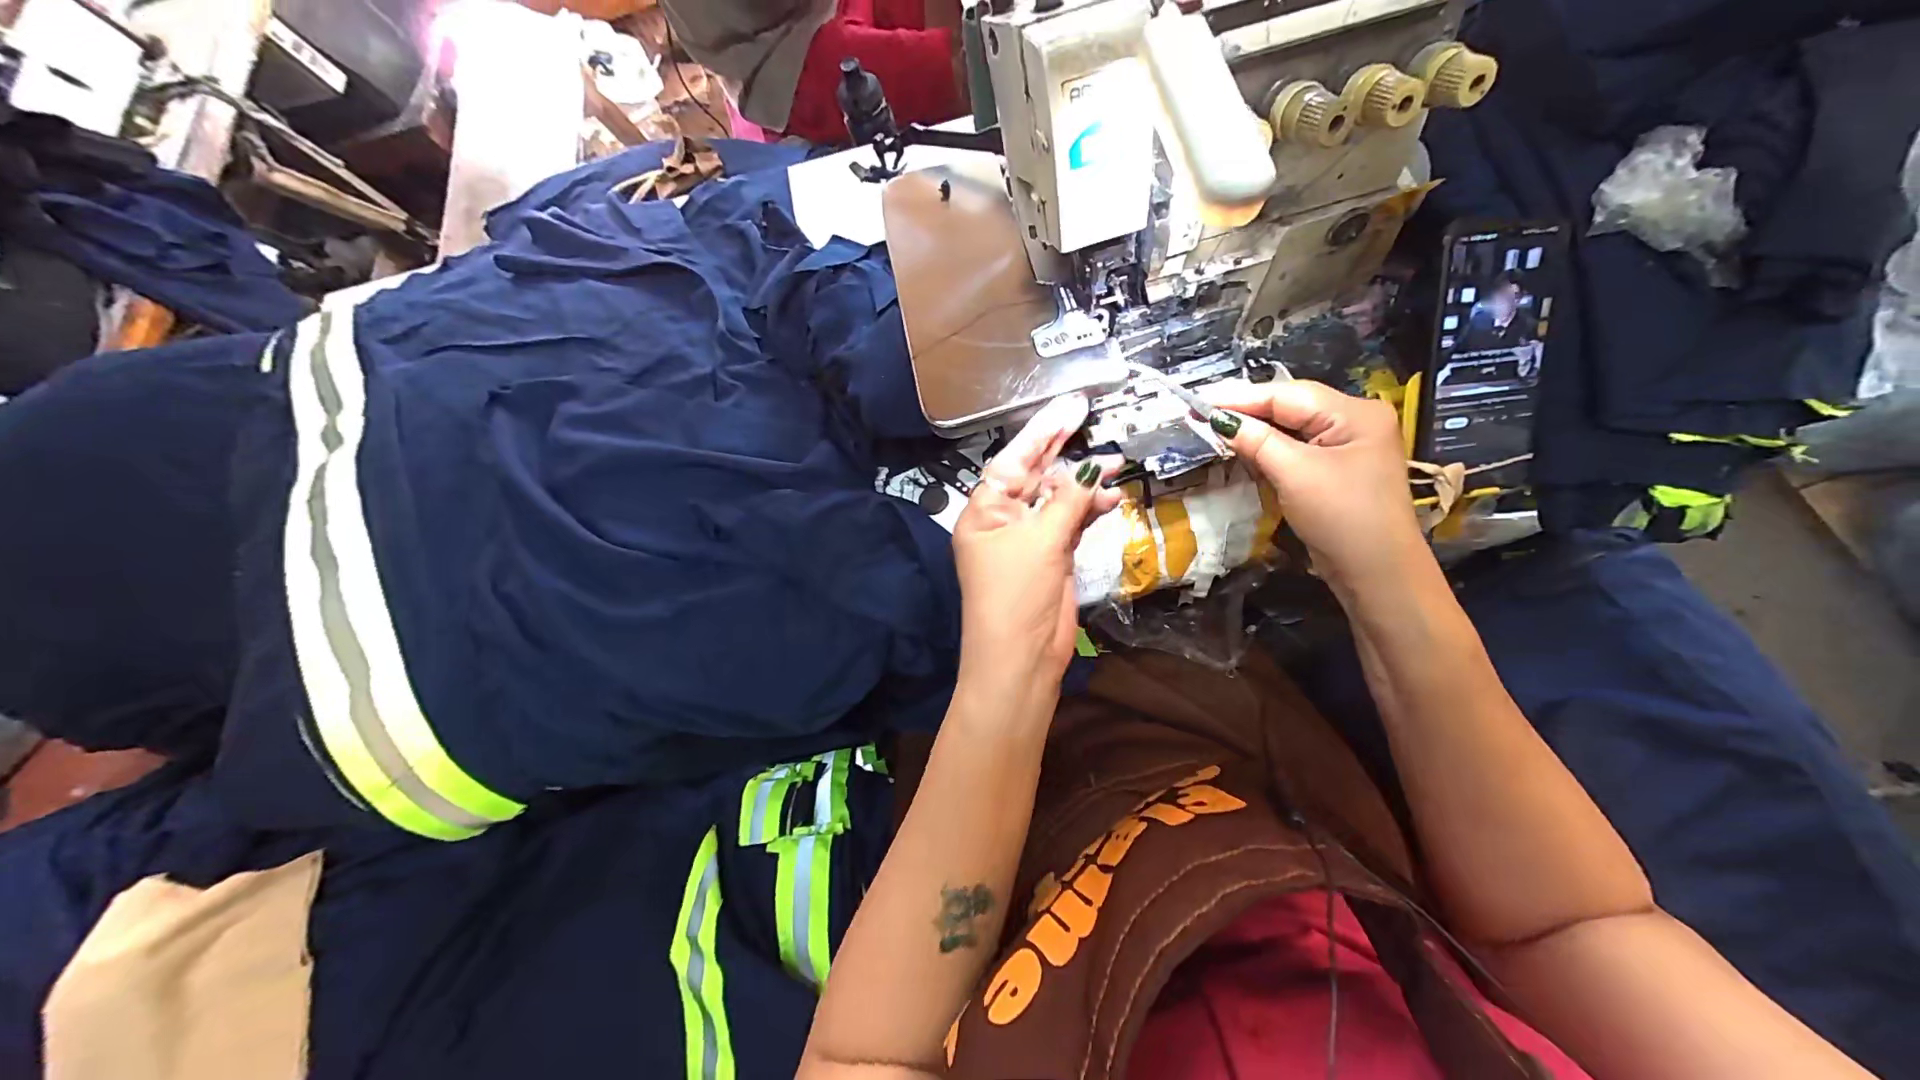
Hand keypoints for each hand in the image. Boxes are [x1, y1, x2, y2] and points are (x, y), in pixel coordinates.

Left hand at [952, 394, 1121, 695]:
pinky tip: (1112, 498)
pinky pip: (1072, 523)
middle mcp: (1003, 521)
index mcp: (984, 511)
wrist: (1021, 659)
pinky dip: (1091, 510)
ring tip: (1116, 464)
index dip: (1043, 432)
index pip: (1013, 460)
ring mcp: (1028, 540)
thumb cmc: (1016, 596)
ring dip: (1085, 483)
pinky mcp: (1051, 557)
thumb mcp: (1041, 542)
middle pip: (1036, 475)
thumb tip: (1090, 469)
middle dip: (1065, 450)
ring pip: (1058, 499)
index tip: (1072, 407)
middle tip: (1093, 419)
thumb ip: (1067, 501)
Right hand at [1201, 379, 1428, 589]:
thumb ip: (1257, 441)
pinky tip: (1243, 447)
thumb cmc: (1341, 517)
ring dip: (1254, 429)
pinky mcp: (1336, 470)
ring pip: (1291, 428)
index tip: (1198, 402)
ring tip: (1215, 427)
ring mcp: (1347, 447)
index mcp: (1355, 413)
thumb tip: (1219, 420)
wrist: (1376, 573)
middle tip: (1201, 413)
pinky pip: (1296, 449)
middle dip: (1247, 410)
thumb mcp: (1295, 473)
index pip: (1287, 394)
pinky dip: (1268, 448)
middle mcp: (1355, 421)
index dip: (1240, 397)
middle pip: (1291, 407)